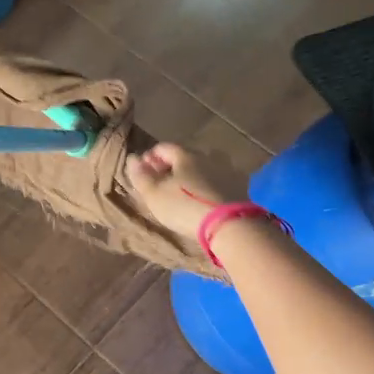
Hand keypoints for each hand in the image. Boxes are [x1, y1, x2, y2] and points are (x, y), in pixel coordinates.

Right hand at [126, 142, 248, 242]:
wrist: (228, 225)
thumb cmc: (184, 206)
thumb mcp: (153, 194)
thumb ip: (140, 175)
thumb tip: (132, 158)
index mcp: (185, 155)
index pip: (163, 147)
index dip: (149, 158)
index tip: (143, 174)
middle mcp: (207, 156)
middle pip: (184, 157)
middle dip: (170, 167)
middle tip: (161, 184)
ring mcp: (227, 170)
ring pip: (203, 168)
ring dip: (191, 176)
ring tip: (183, 193)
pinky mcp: (240, 186)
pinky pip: (218, 180)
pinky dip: (208, 186)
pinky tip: (203, 199)